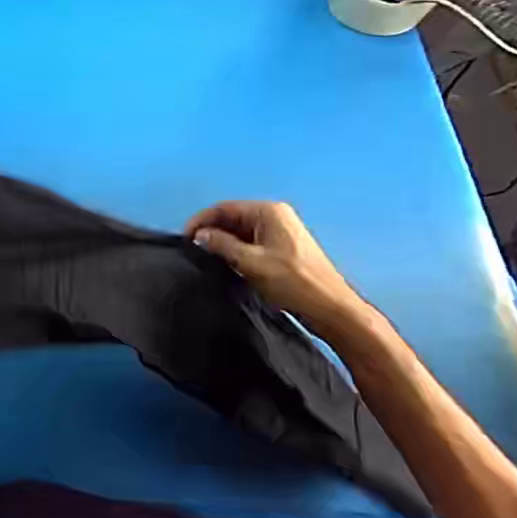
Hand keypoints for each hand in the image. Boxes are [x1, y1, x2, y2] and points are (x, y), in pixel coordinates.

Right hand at [185, 200, 377, 338]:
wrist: (331, 308)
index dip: (201, 220)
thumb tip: (200, 235)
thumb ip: (222, 245)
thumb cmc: (293, 281)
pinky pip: (252, 242)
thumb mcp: (251, 262)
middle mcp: (275, 216)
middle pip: (233, 218)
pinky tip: (228, 265)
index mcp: (268, 211)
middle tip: (194, 250)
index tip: (185, 238)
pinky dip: (237, 250)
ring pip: (241, 231)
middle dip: (212, 231)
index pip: (225, 208)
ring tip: (207, 259)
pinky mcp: (283, 248)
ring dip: (224, 242)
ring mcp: (281, 232)